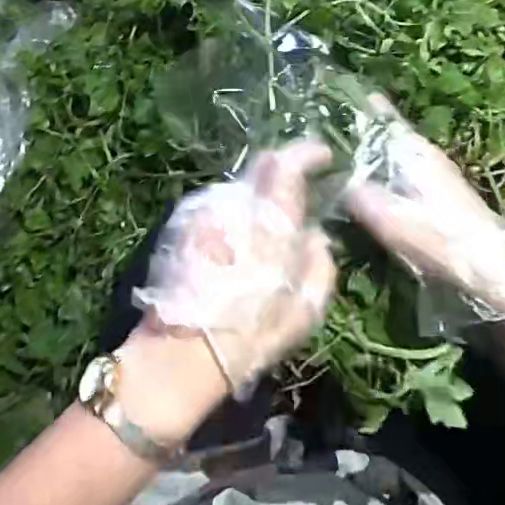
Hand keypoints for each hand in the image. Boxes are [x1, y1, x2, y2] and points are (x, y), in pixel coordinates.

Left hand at [131, 141, 336, 418]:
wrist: (181, 351)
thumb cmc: (251, 332)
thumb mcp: (305, 308)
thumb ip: (319, 263)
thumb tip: (316, 235)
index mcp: (270, 221)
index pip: (288, 163)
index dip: (308, 153)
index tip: (324, 156)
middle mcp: (234, 203)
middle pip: (261, 166)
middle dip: (283, 169)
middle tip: (297, 186)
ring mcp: (204, 210)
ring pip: (238, 186)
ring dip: (256, 197)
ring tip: (263, 229)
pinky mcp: (181, 223)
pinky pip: (217, 205)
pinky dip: (233, 214)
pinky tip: (234, 245)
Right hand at [342, 114, 504, 316]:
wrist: (495, 271)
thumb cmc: (444, 241)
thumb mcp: (393, 221)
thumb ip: (358, 197)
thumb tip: (328, 179)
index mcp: (416, 152)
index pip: (383, 116)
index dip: (358, 105)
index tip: (331, 96)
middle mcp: (425, 155)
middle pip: (385, 133)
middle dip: (357, 130)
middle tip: (319, 129)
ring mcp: (433, 174)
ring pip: (391, 154)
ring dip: (367, 153)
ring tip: (332, 156)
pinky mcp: (436, 195)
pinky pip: (398, 172)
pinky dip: (378, 172)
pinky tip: (361, 186)